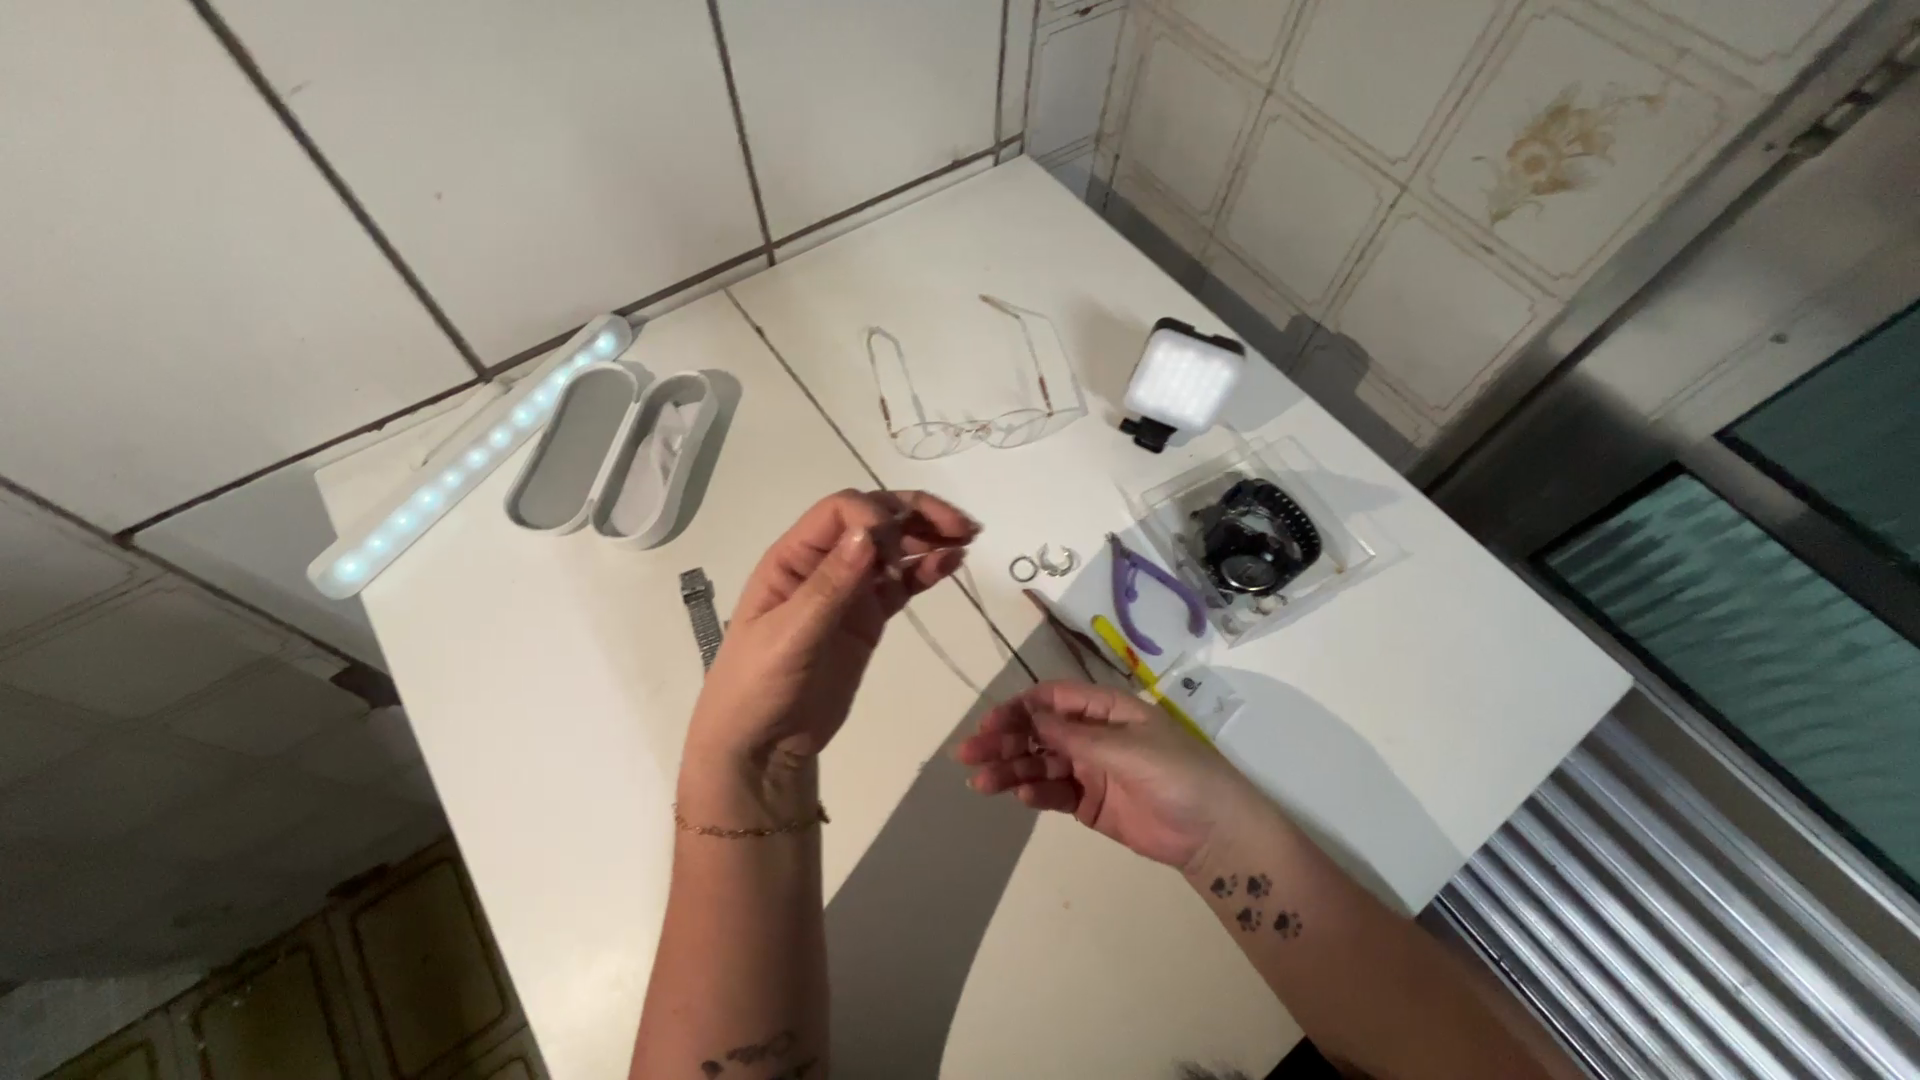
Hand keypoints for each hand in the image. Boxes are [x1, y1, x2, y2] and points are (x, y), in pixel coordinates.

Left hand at [685, 489, 976, 784]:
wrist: (763, 744)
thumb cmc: (758, 687)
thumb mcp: (788, 637)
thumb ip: (829, 586)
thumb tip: (869, 533)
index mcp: (793, 557)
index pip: (841, 511)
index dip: (875, 515)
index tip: (897, 548)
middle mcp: (823, 564)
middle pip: (874, 520)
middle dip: (916, 514)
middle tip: (961, 527)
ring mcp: (849, 591)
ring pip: (893, 548)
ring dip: (928, 537)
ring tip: (967, 540)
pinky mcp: (868, 618)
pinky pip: (901, 584)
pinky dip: (926, 570)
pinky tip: (951, 564)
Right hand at [955, 681, 1265, 871]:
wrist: (1215, 834)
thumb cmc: (1180, 776)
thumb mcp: (1129, 749)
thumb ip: (1079, 737)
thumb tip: (1032, 717)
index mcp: (1106, 711)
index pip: (1053, 700)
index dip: (1019, 708)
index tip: (990, 723)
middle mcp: (1093, 736)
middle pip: (1038, 732)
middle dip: (1003, 740)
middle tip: (968, 755)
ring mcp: (1090, 771)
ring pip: (1039, 764)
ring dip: (1010, 770)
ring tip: (981, 783)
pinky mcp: (1089, 804)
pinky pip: (1054, 793)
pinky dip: (1035, 794)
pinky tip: (1020, 796)